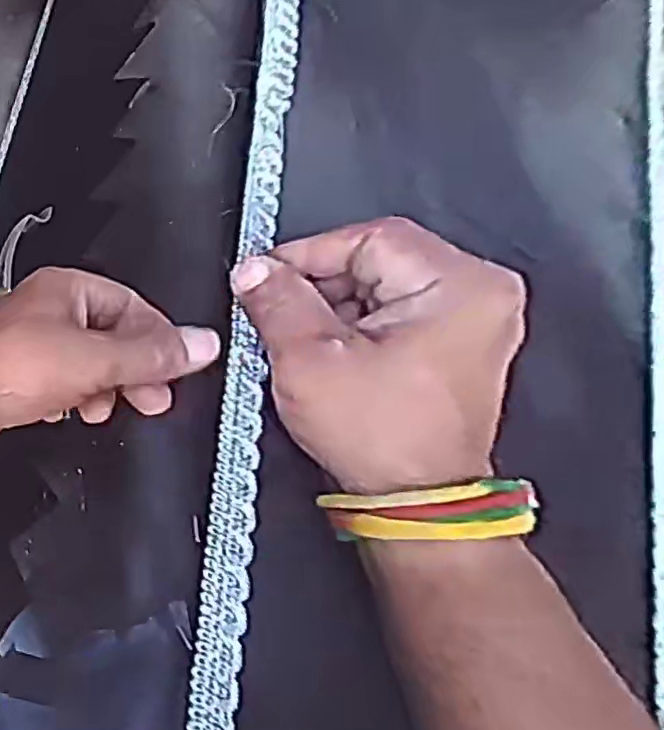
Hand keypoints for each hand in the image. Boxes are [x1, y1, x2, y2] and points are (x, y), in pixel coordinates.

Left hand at [0, 267, 221, 446]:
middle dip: (130, 369)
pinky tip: (65, 411)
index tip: (177, 366)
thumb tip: (196, 345)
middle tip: (150, 395)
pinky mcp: (5, 373)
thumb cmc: (2, 373)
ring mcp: (19, 342)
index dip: (160, 339)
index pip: (133, 305)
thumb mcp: (96, 361)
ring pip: (78, 362)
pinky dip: (65, 396)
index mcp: (63, 289)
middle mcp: (39, 309)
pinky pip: (49, 382)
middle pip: (106, 336)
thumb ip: (151, 355)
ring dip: (98, 387)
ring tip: (102, 407)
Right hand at [230, 217, 525, 494]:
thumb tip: (253, 270)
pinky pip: (383, 317)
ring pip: (373, 291)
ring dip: (321, 312)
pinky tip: (314, 357)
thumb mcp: (307, 358)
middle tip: (264, 316)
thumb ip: (278, 304)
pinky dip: (341, 330)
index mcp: (458, 285)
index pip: (367, 238)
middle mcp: (475, 294)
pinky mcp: (446, 346)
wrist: (410, 490)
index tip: (255, 278)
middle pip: (372, 263)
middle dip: (309, 288)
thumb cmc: (376, 432)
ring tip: (289, 346)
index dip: (302, 255)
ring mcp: (465, 322)